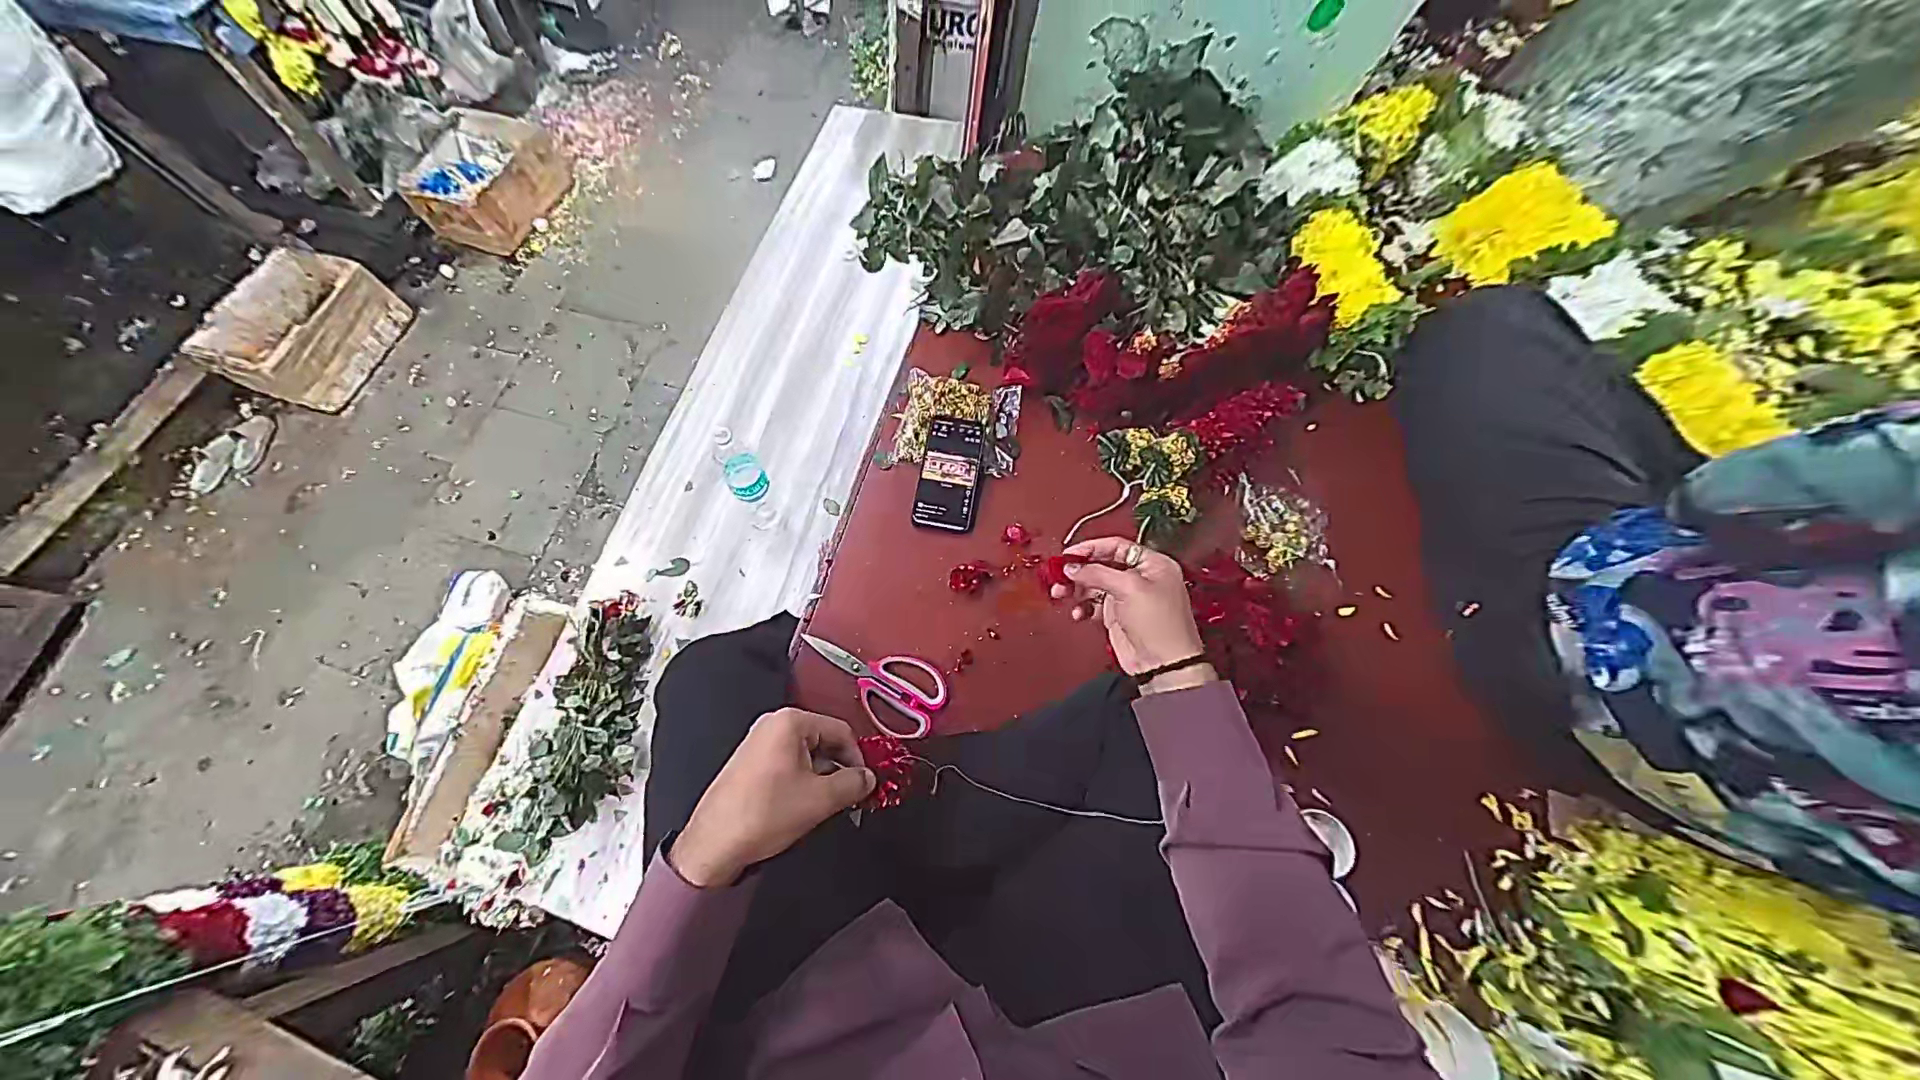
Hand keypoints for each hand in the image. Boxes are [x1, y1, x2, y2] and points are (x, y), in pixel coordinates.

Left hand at [670, 708, 875, 886]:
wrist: (713, 846)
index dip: (858, 759)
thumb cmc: (755, 816)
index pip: (841, 731)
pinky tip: (802, 808)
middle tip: (850, 795)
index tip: (864, 780)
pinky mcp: (752, 765)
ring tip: (824, 806)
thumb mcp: (821, 799)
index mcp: (789, 723)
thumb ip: (853, 784)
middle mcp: (772, 727)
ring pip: (808, 756)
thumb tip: (866, 779)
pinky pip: (789, 766)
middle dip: (839, 770)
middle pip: (824, 742)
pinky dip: (802, 784)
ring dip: (821, 779)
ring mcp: (759, 745)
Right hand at [1049, 536, 1213, 690]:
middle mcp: (1140, 578)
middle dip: (1079, 570)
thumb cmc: (1162, 626)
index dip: (1091, 548)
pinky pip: (1093, 604)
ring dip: (1076, 588)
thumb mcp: (1130, 589)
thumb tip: (1074, 566)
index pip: (1116, 546)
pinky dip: (1083, 606)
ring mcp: (1128, 597)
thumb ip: (1098, 573)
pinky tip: (1079, 612)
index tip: (1069, 554)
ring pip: (1094, 585)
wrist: (1163, 664)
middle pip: (1102, 565)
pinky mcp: (1117, 615)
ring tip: (1062, 593)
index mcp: (1152, 564)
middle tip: (1060, 575)